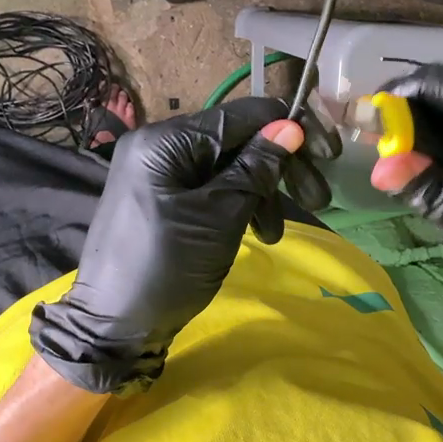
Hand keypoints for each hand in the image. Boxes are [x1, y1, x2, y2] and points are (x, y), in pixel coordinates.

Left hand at [32, 97, 303, 392]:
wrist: (114, 326)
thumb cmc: (167, 266)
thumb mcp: (219, 217)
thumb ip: (255, 168)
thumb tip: (291, 127)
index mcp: (165, 139)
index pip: (240, 115)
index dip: (288, 128)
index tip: (328, 153)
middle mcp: (157, 144)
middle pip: (234, 140)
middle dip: (278, 168)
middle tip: (318, 199)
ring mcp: (156, 172)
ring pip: (225, 167)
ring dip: (259, 193)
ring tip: (274, 235)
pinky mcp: (160, 198)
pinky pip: (208, 187)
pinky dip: (236, 205)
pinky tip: (257, 233)